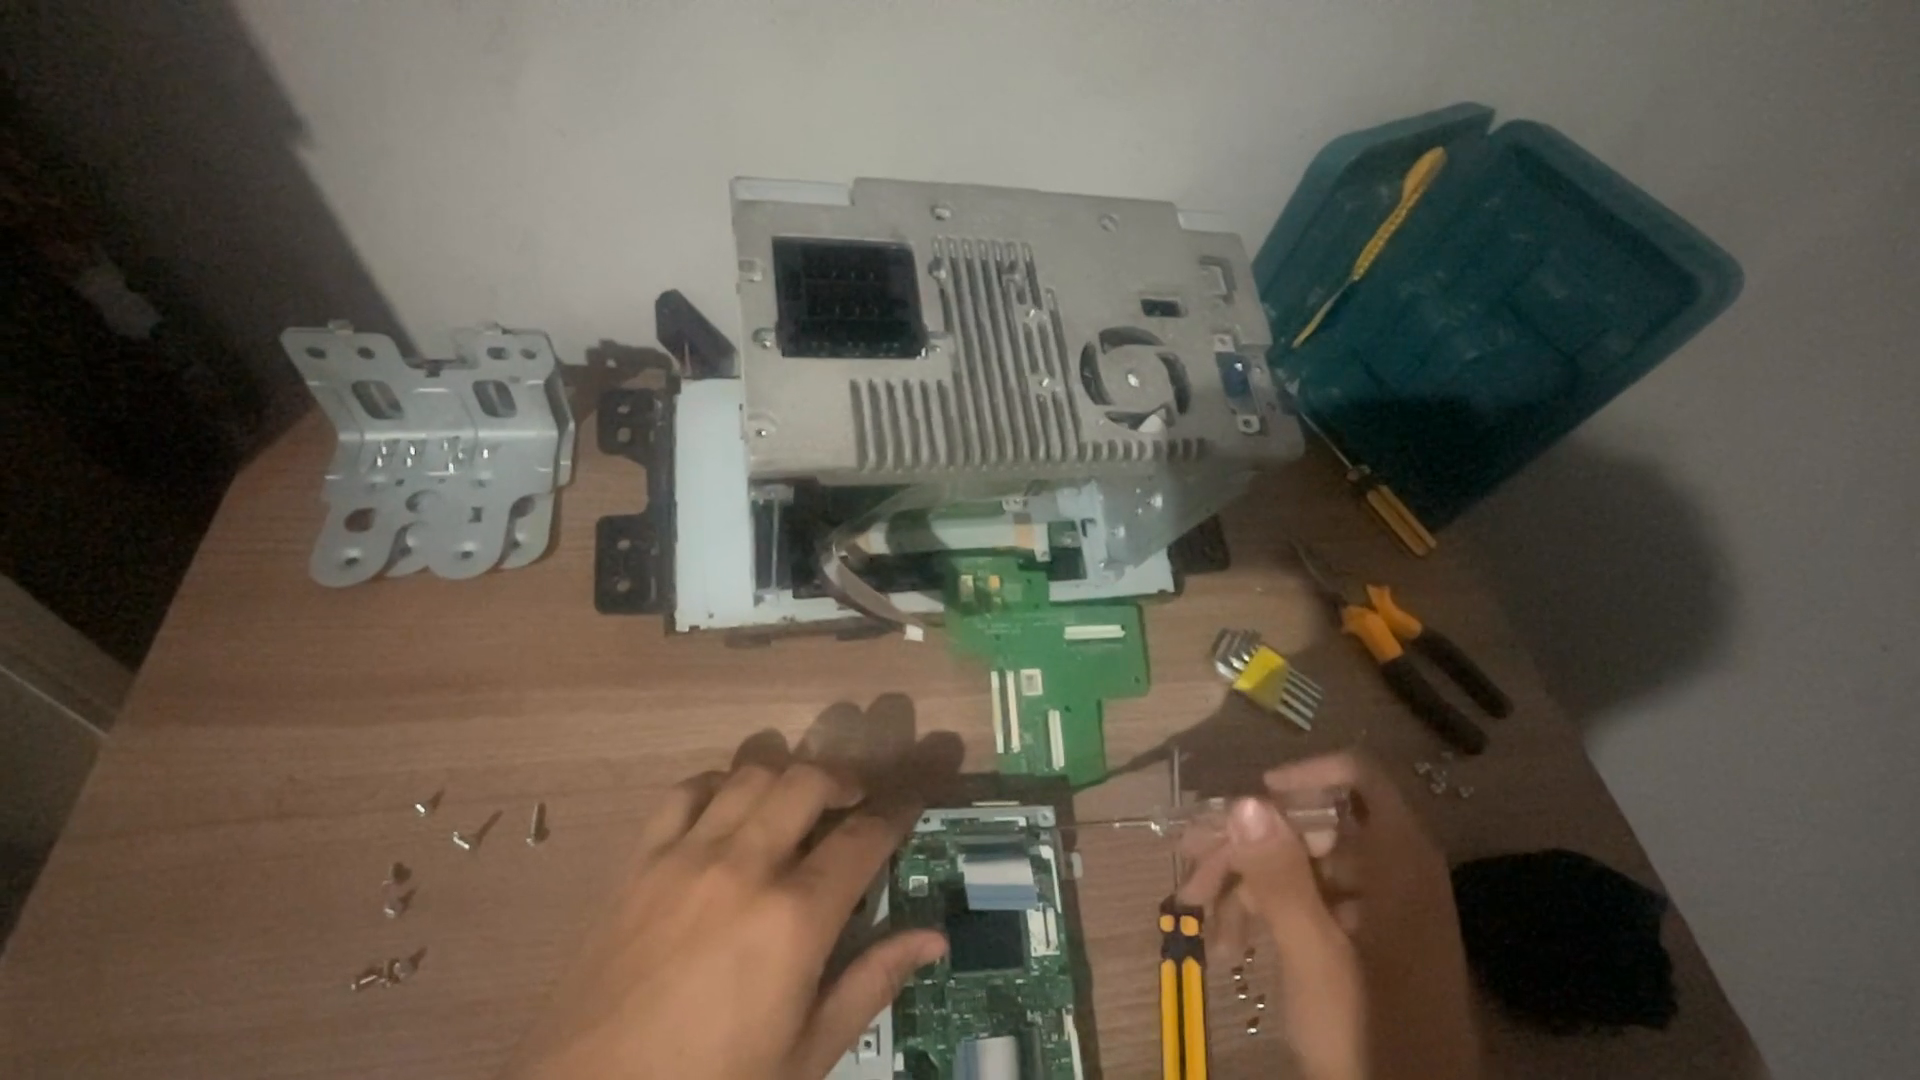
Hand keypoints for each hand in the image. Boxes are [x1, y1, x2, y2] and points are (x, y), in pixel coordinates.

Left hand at [501, 735, 952, 1079]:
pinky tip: (729, 806)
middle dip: (847, 777)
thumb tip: (934, 936)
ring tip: (801, 798)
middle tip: (860, 797)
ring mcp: (685, 856)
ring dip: (788, 774)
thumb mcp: (807, 1053)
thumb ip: (872, 982)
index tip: (916, 796)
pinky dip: (719, 784)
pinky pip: (685, 792)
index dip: (899, 809)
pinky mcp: (639, 862)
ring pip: (750, 773)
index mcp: (794, 917)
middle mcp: (744, 865)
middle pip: (809, 780)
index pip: (864, 837)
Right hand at [1177, 752, 1479, 1079]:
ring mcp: (1380, 910)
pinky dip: (1269, 914)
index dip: (1303, 776)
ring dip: (1247, 884)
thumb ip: (1281, 876)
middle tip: (1191, 866)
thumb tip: (1244, 799)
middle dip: (1248, 844)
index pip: (1357, 778)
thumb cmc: (1368, 1037)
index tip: (1250, 800)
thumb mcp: (1315, 957)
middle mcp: (1394, 873)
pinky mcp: (1365, 942)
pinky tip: (1232, 945)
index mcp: (1398, 863)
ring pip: (1303, 868)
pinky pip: (1311, 904)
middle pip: (1313, 828)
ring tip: (1198, 915)